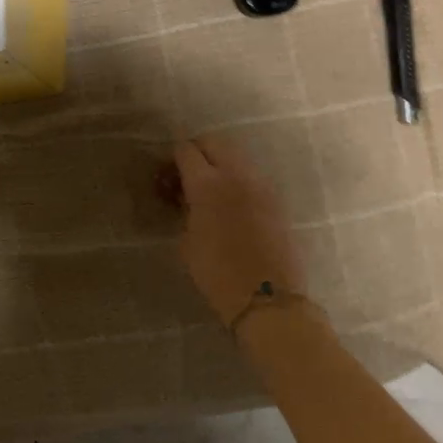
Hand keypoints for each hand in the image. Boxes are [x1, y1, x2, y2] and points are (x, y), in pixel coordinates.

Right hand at [169, 136, 304, 328]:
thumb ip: (184, 208)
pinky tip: (230, 204)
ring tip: (209, 190)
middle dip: (197, 151)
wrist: (267, 300)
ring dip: (219, 164)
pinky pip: (251, 177)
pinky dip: (237, 180)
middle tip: (186, 174)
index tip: (166, 177)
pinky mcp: (276, 202)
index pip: (185, 150)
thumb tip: (183, 196)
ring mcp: (260, 187)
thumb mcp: (186, 239)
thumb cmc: (216, 272)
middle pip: (214, 142)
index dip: (172, 159)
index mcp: (207, 183)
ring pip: (236, 157)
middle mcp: (235, 176)